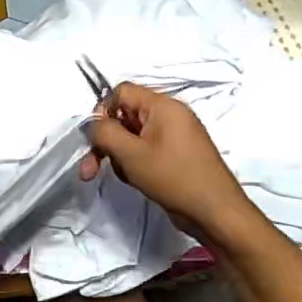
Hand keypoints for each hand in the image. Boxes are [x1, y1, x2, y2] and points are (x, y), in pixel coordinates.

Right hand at [81, 82, 265, 247]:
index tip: (95, 139)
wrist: (212, 209)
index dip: (102, 111)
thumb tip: (93, 123)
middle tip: (89, 171)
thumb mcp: (130, 153)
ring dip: (118, 156)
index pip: (121, 92)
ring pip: (132, 136)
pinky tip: (136, 180)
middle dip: (105, 142)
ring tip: (125, 177)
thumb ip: (105, 132)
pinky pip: (144, 150)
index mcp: (163, 106)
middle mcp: (169, 115)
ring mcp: (173, 136)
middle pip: (124, 116)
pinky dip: (133, 163)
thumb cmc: (172, 177)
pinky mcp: (174, 154)